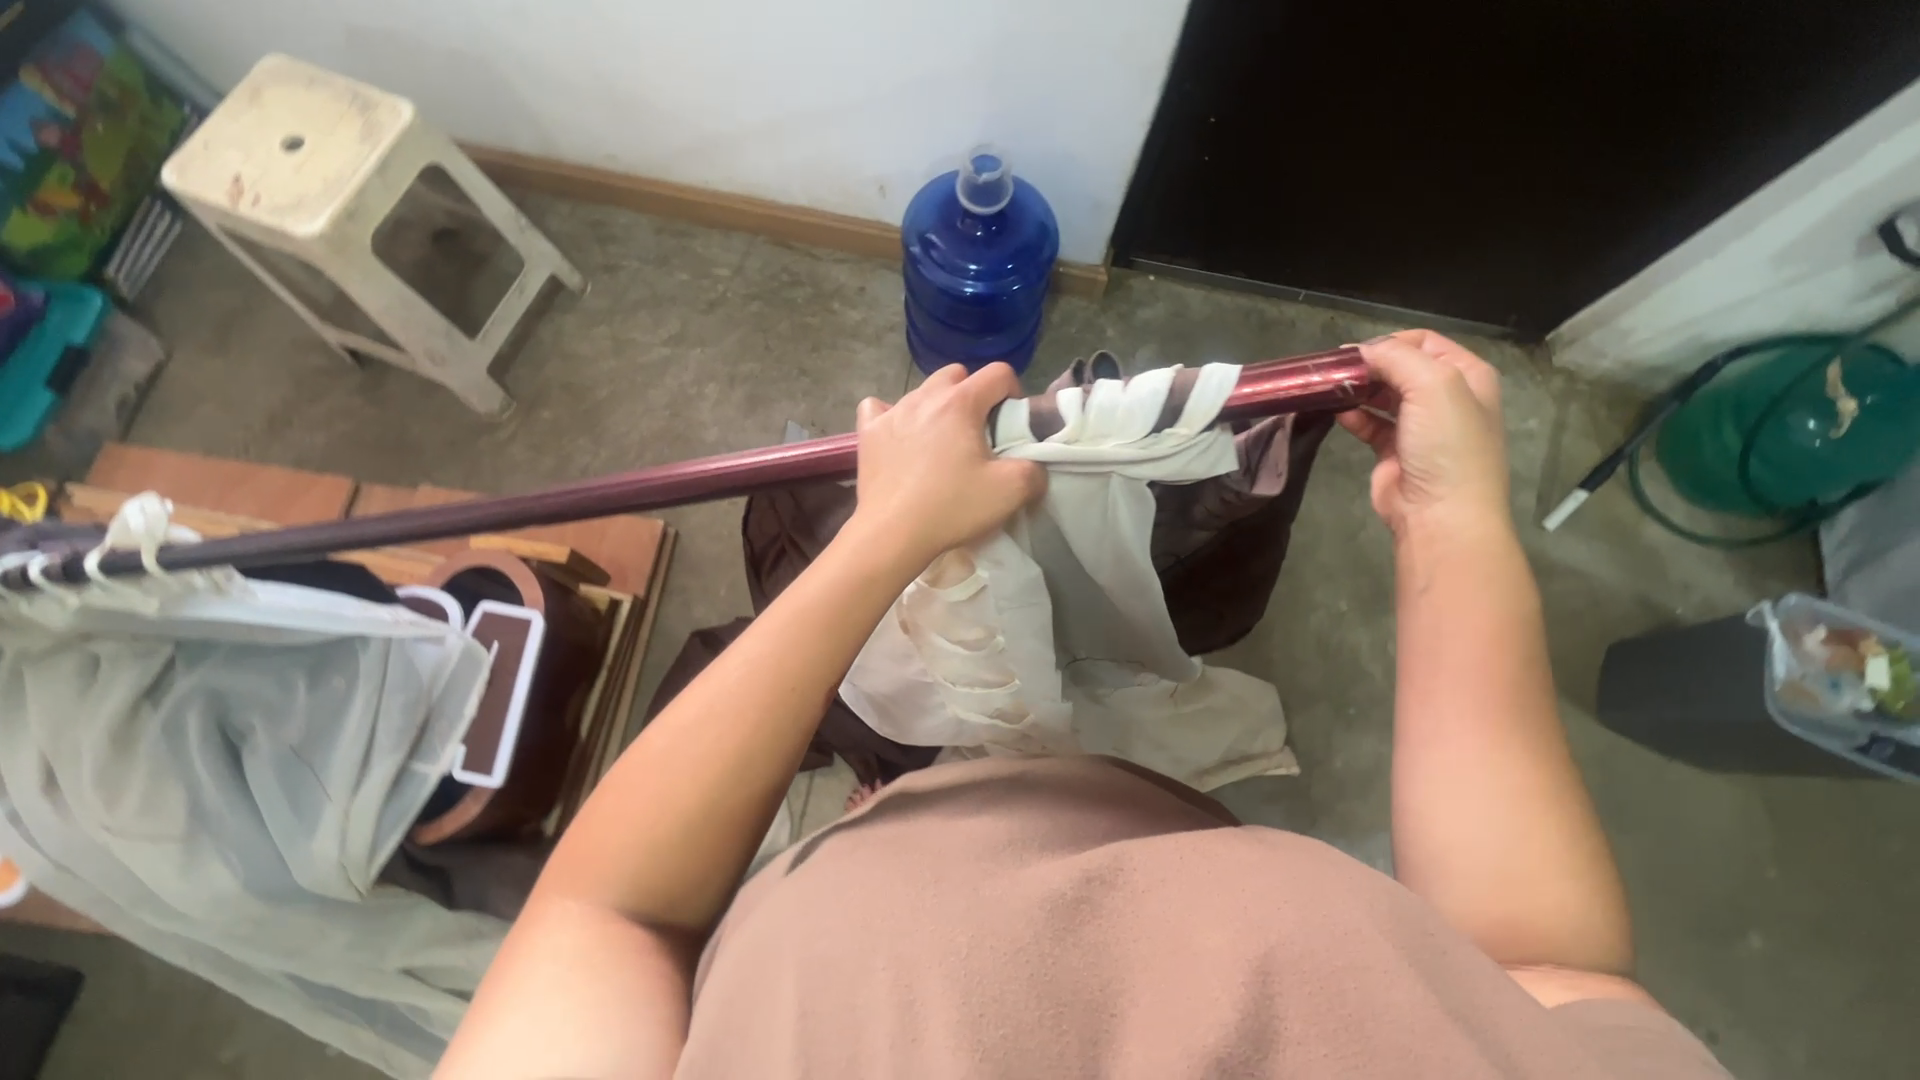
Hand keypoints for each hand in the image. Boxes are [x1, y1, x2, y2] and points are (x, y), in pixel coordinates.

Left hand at [849, 363, 1045, 563]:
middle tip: (978, 432)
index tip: (1011, 423)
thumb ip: (1034, 470)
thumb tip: (1033, 466)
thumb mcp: (1011, 491)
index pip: (998, 373)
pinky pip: (879, 408)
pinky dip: (892, 416)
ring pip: (921, 392)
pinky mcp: (868, 433)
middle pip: (957, 375)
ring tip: (941, 443)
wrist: (893, 534)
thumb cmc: (952, 507)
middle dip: (973, 394)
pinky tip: (900, 436)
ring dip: (937, 407)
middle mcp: (924, 397)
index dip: (1013, 392)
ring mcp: (891, 412)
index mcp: (960, 402)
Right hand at [1339, 330, 1508, 537]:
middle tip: (1334, 370)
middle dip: (1369, 366)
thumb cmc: (1446, 444)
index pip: (1424, 342)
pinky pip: (1370, 424)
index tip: (1354, 353)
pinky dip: (1353, 416)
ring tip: (1330, 389)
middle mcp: (1446, 397)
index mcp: (1467, 375)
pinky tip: (1337, 414)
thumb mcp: (1433, 385)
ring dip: (1357, 390)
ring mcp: (1420, 426)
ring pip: (1382, 395)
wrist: (1441, 513)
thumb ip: (1396, 358)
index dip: (1389, 343)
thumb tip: (1358, 352)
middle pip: (1400, 368)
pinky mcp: (1394, 450)